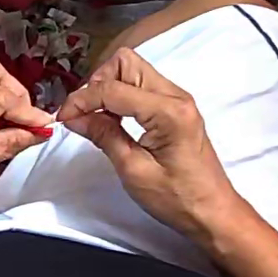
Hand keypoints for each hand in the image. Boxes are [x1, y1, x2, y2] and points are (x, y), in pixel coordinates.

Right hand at [57, 48, 246, 244]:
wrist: (213, 213)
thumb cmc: (177, 199)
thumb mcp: (133, 170)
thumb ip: (104, 135)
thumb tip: (74, 117)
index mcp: (168, 112)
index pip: (113, 89)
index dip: (82, 100)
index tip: (64, 118)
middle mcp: (175, 96)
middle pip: (125, 62)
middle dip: (97, 83)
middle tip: (83, 113)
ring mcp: (177, 98)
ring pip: (131, 69)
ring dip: (107, 87)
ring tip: (95, 117)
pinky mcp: (174, 106)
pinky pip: (140, 84)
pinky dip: (119, 94)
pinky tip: (111, 119)